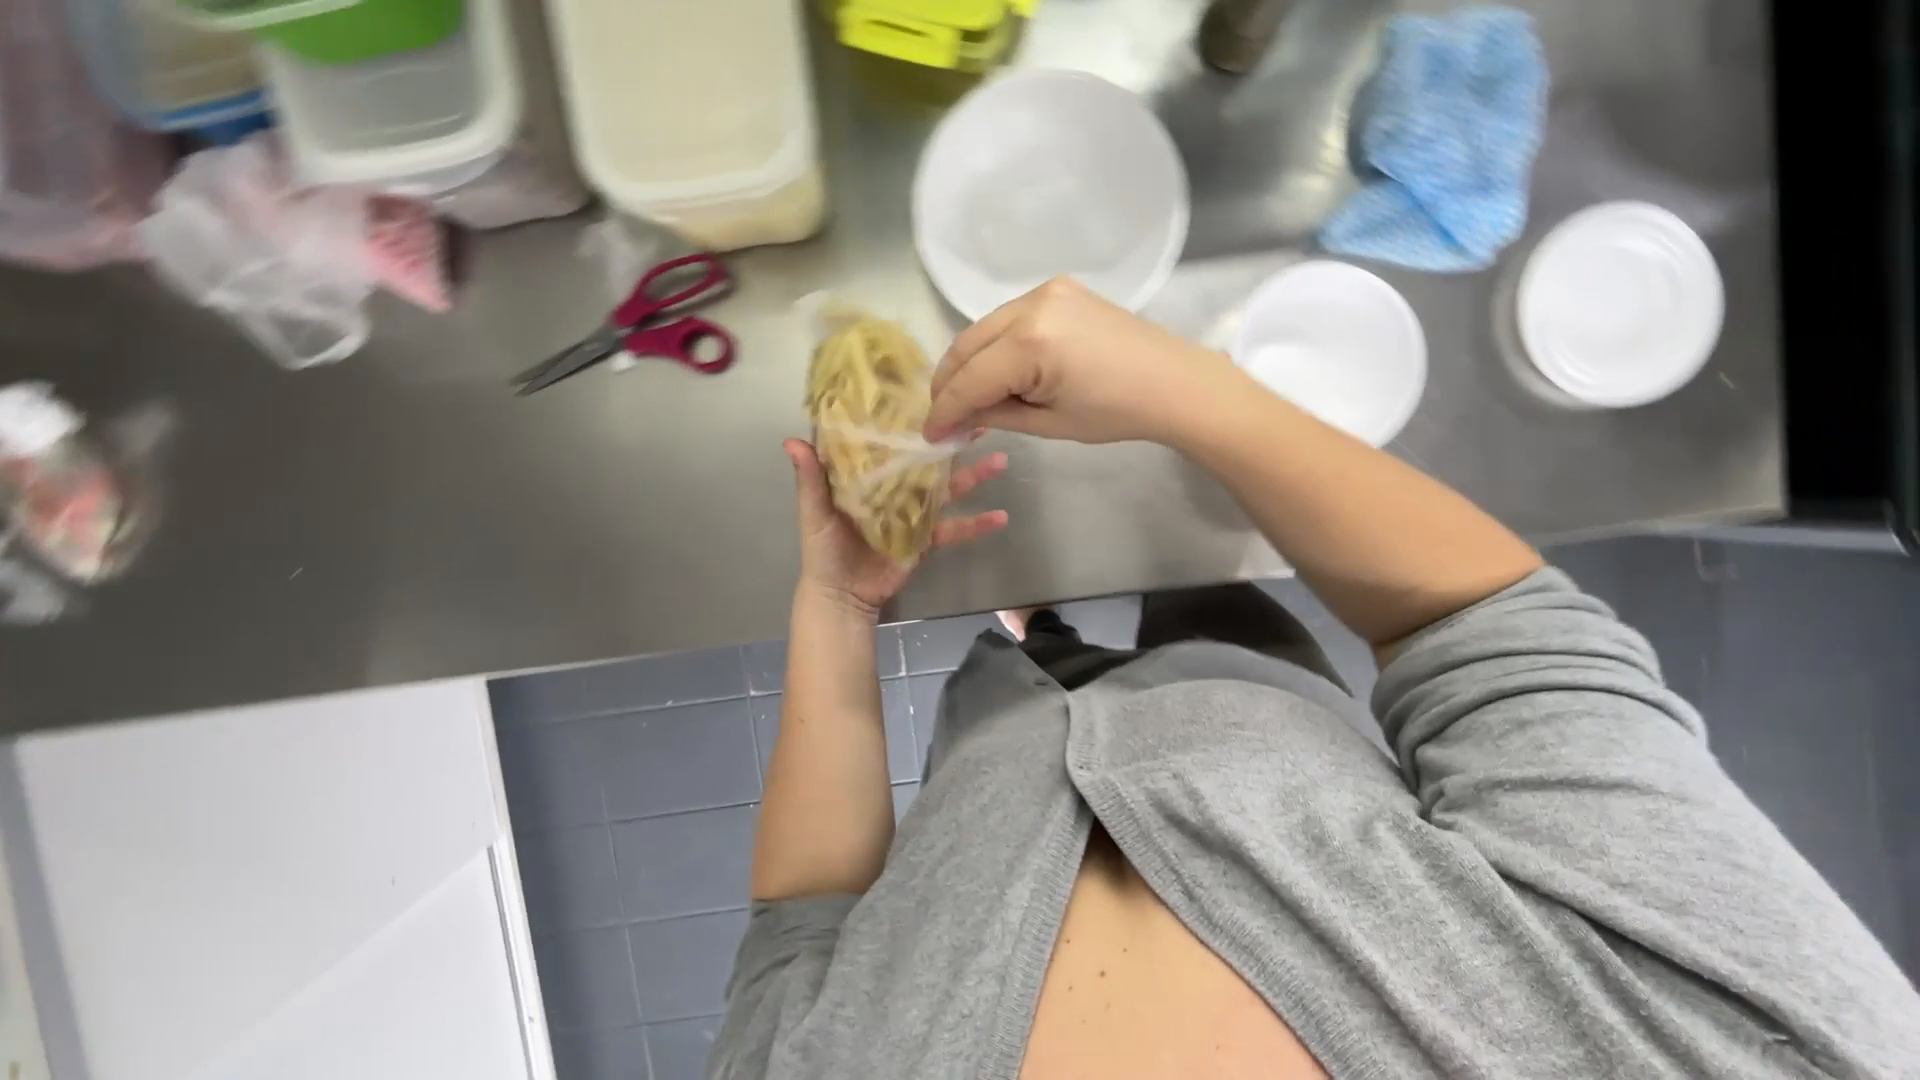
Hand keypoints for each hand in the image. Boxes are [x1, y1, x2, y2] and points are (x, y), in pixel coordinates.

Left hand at [784, 438, 1007, 617]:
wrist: (842, 597)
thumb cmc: (823, 551)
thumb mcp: (815, 512)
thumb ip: (809, 479)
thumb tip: (792, 440)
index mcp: (867, 475)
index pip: (888, 439)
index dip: (906, 418)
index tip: (929, 393)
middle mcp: (894, 487)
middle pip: (927, 458)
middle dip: (953, 440)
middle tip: (981, 418)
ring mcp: (913, 511)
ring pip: (948, 488)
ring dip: (974, 475)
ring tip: (1000, 460)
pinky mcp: (926, 538)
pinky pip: (954, 528)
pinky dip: (977, 524)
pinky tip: (1001, 516)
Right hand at [922, 277, 1242, 445]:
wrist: (1174, 382)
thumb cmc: (1116, 412)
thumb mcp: (1049, 424)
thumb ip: (995, 414)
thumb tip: (957, 418)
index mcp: (1032, 343)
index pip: (969, 379)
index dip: (944, 411)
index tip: (929, 435)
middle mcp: (1032, 305)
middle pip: (966, 345)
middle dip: (948, 384)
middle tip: (944, 418)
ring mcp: (1046, 291)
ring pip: (982, 329)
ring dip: (968, 363)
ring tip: (970, 399)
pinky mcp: (1058, 288)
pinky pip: (1007, 318)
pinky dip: (994, 345)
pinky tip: (998, 372)